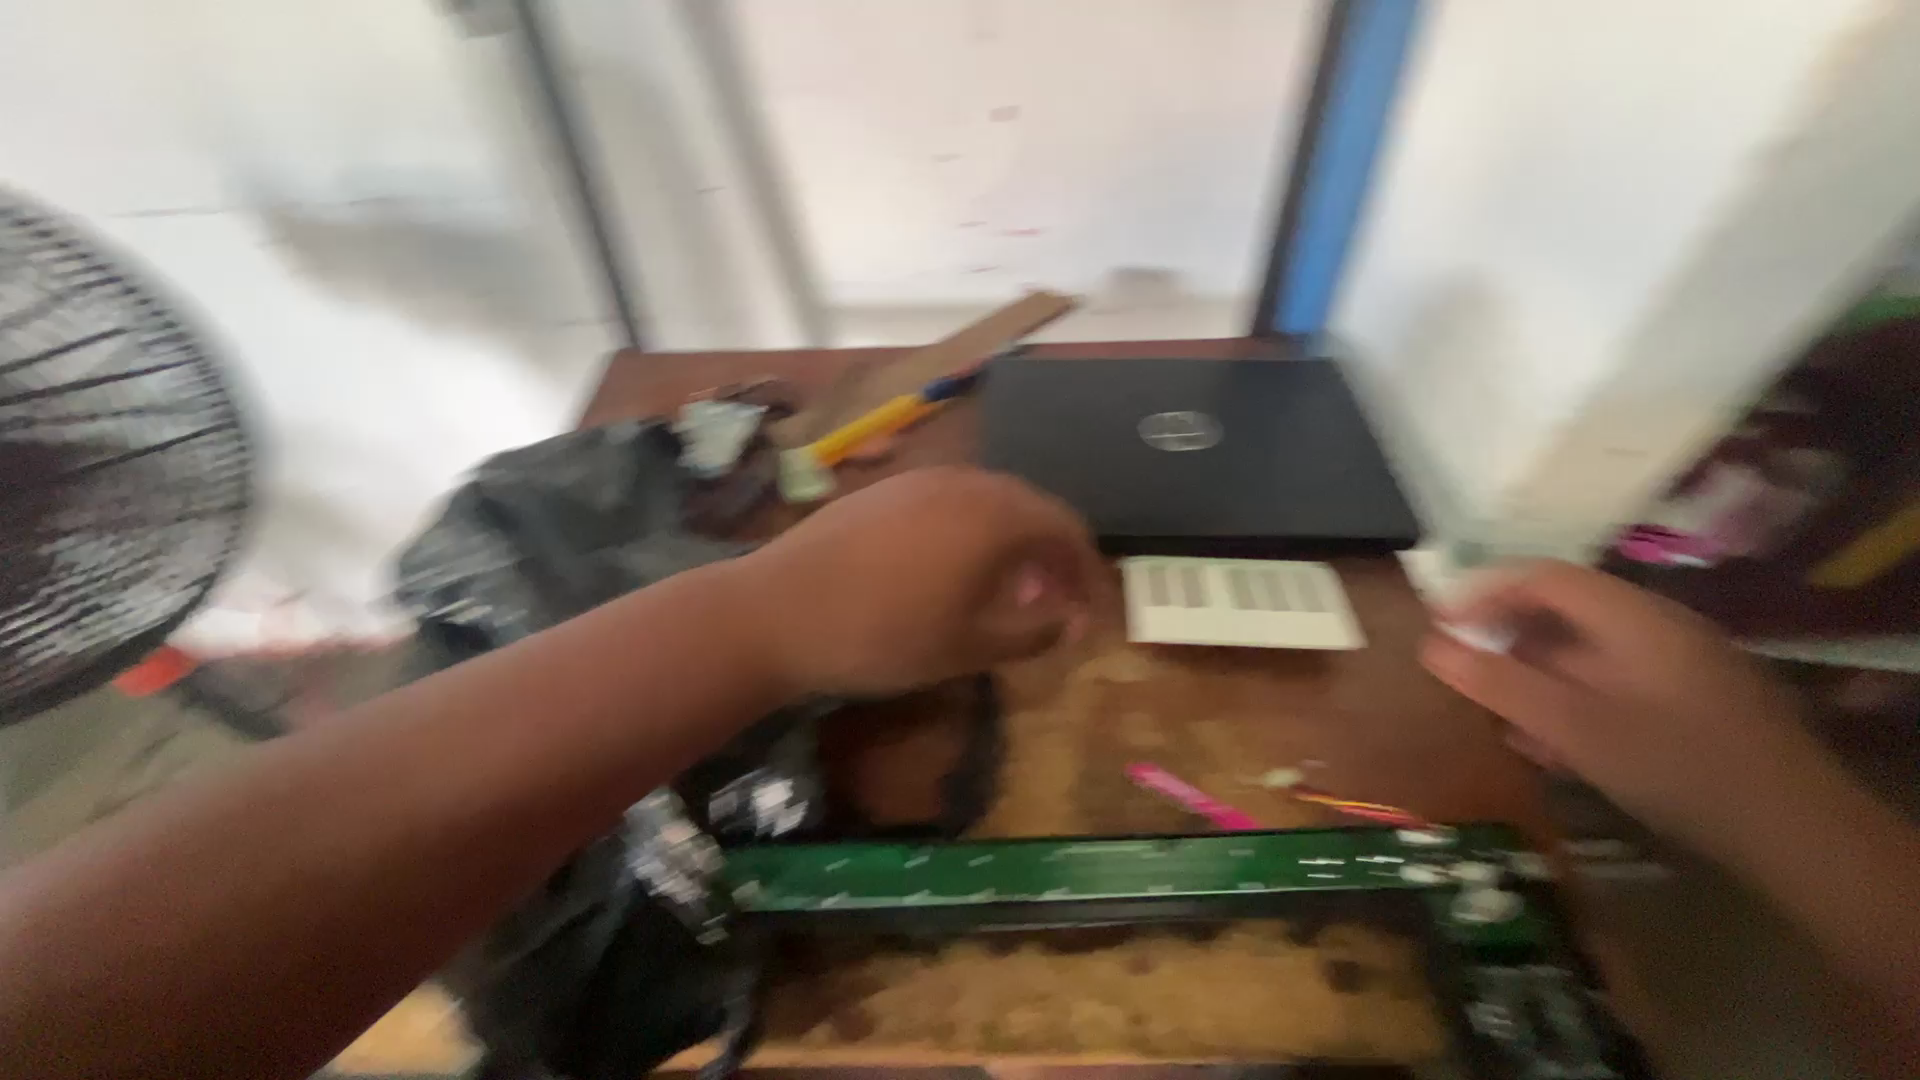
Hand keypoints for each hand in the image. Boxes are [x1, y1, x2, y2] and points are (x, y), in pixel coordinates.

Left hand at [727, 466, 1104, 697]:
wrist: (777, 611)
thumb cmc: (885, 634)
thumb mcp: (971, 647)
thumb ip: (1034, 631)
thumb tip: (1070, 621)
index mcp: (996, 512)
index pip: (1067, 529)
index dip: (1087, 573)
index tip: (1088, 615)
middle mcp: (964, 481)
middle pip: (1030, 509)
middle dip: (1050, 557)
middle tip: (1050, 605)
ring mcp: (918, 478)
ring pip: (987, 503)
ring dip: (1009, 544)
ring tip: (1003, 591)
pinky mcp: (883, 489)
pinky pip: (948, 502)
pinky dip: (969, 533)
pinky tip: (949, 571)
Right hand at [1420, 560, 1824, 850]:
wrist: (1799, 837)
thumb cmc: (1675, 766)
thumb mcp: (1571, 725)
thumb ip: (1497, 682)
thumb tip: (1430, 646)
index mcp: (1634, 618)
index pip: (1541, 577)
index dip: (1482, 593)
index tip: (1442, 629)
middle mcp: (1657, 628)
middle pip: (1560, 613)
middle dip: (1503, 641)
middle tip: (1464, 674)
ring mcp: (1678, 665)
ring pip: (1582, 653)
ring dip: (1531, 678)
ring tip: (1501, 720)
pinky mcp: (1688, 702)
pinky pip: (1609, 683)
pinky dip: (1567, 701)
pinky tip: (1551, 746)